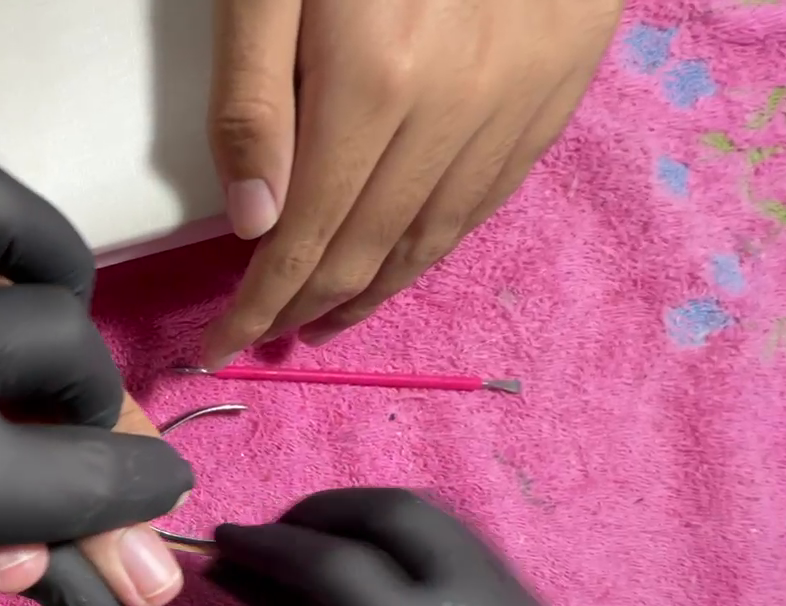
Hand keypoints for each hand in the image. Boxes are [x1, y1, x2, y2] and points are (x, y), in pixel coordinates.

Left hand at [200, 0, 620, 360]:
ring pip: (430, 241)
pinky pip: (490, 197)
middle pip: (360, 255)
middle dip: (301, 311)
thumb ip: (252, 106)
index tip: (219, 351)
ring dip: (368, 295)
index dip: (254, 311)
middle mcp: (456, 106)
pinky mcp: (567, 74)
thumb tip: (254, 226)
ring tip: (325, 324)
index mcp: (372, 87)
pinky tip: (400, 267)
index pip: (297, 246)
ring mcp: (523, 91)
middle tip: (265, 337)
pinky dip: (434, 249)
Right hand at [209, 489, 629, 605]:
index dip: (273, 544)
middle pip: (397, 514)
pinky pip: (454, 541)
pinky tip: (361, 561)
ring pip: (431, 517)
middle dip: (320, 511)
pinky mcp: (531, 605)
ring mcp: (523, 605)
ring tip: (308, 544)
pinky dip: (396, 536)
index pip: (343, 568)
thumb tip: (237, 571)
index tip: (225, 537)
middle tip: (273, 536)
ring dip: (358, 516)